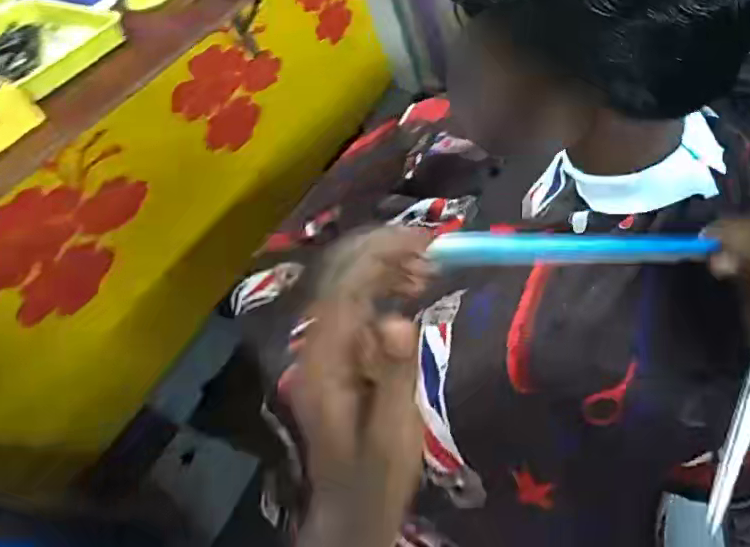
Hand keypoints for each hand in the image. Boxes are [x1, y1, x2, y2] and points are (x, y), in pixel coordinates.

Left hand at [290, 228, 431, 546]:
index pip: (348, 283)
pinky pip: (355, 294)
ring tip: (428, 267)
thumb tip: (397, 320)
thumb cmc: (375, 474)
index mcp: (325, 357)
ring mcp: (322, 338)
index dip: (385, 252)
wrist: (349, 508)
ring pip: (348, 276)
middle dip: (387, 249)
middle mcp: (316, 338)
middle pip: (343, 270)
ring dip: (387, 261)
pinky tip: (411, 285)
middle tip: (433, 249)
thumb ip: (394, 374)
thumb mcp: (392, 432)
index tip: (427, 242)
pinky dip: (383, 279)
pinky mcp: (335, 343)